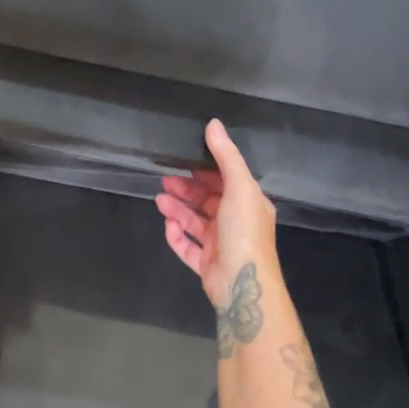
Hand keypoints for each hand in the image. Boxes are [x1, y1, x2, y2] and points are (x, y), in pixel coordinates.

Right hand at [156, 119, 277, 305]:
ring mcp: (221, 245)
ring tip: (160, 200)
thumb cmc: (244, 231)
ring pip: (195, 222)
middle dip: (187, 189)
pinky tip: (168, 226)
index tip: (184, 159)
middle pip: (208, 201)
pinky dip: (176, 236)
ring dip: (178, 210)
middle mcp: (236, 223)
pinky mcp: (207, 263)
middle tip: (165, 179)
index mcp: (249, 205)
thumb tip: (214, 123)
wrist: (243, 283)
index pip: (226, 182)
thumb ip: (226, 156)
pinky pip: (187, 247)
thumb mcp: (240, 187)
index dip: (206, 171)